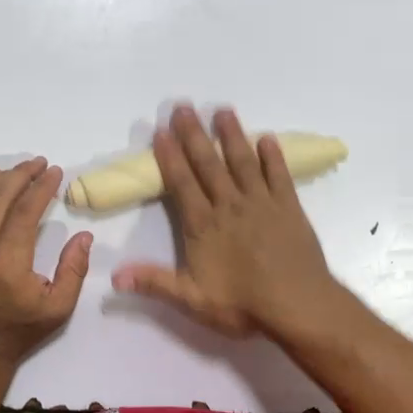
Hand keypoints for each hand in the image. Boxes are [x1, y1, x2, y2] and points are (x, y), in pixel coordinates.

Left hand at [0, 158, 92, 365]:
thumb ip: (73, 269)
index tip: (55, 172)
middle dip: (20, 175)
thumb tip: (84, 236)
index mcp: (8, 264)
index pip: (24, 212)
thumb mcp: (58, 308)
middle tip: (40, 163)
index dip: (41, 188)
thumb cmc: (20, 331)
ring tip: (18, 168)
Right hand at [112, 105, 337, 336]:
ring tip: (223, 110)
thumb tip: (114, 276)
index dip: (170, 156)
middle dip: (194, 134)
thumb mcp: (191, 299)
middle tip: (184, 107)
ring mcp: (262, 203)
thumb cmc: (242, 304)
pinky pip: (279, 175)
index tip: (161, 131)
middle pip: (208, 164)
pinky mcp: (290, 208)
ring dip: (231, 135)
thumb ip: (153, 283)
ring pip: (242, 161)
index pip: (182, 183)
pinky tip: (267, 139)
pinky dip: (272, 156)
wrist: (298, 305)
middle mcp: (229, 205)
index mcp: (203, 225)